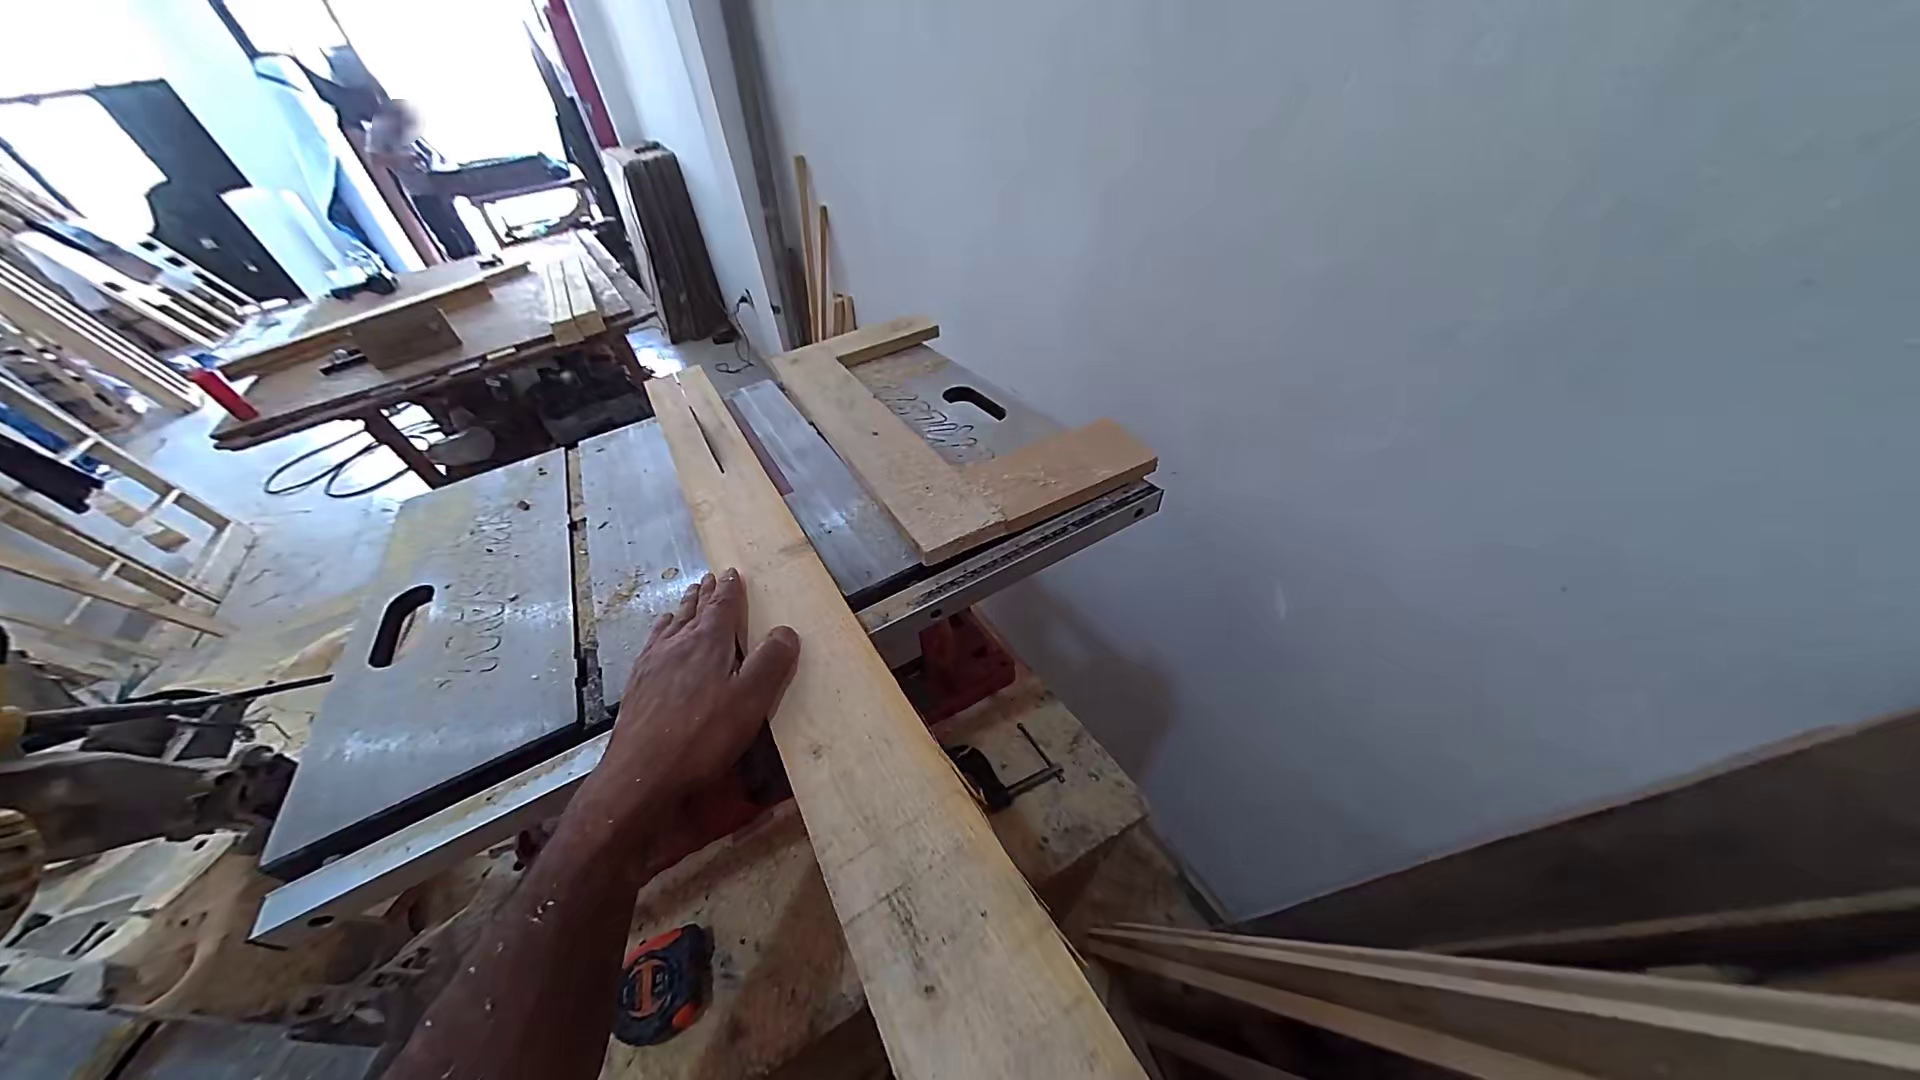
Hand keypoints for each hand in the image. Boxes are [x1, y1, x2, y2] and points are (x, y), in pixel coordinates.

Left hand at [574, 569, 798, 834]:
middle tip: (710, 580)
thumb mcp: (751, 700)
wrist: (641, 776)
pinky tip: (659, 638)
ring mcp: (652, 664)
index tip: (732, 574)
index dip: (730, 589)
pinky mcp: (637, 686)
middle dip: (706, 594)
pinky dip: (661, 631)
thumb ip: (771, 662)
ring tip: (688, 598)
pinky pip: (652, 644)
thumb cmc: (703, 737)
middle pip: (694, 610)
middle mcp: (677, 645)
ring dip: (683, 608)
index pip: (722, 606)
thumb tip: (786, 631)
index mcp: (708, 642)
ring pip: (671, 625)